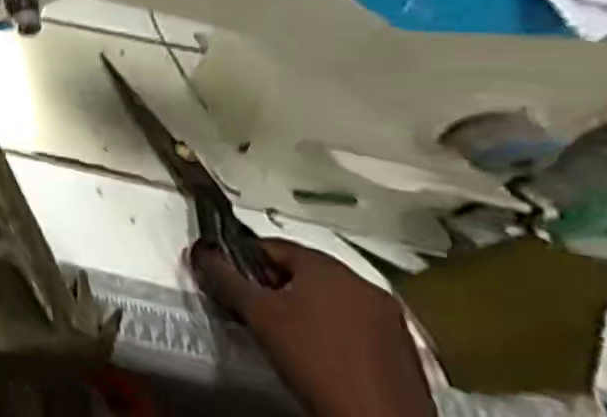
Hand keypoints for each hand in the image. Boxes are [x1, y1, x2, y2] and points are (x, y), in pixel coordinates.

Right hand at [192, 239, 434, 416]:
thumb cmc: (313, 359)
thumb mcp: (256, 314)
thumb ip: (223, 276)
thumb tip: (201, 251)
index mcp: (330, 268)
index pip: (272, 246)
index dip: (243, 259)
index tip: (230, 281)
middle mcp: (365, 285)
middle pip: (303, 271)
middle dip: (274, 285)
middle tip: (255, 308)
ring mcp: (391, 320)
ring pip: (330, 298)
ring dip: (304, 307)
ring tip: (284, 332)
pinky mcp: (405, 351)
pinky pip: (355, 324)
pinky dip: (332, 329)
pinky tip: (319, 353)